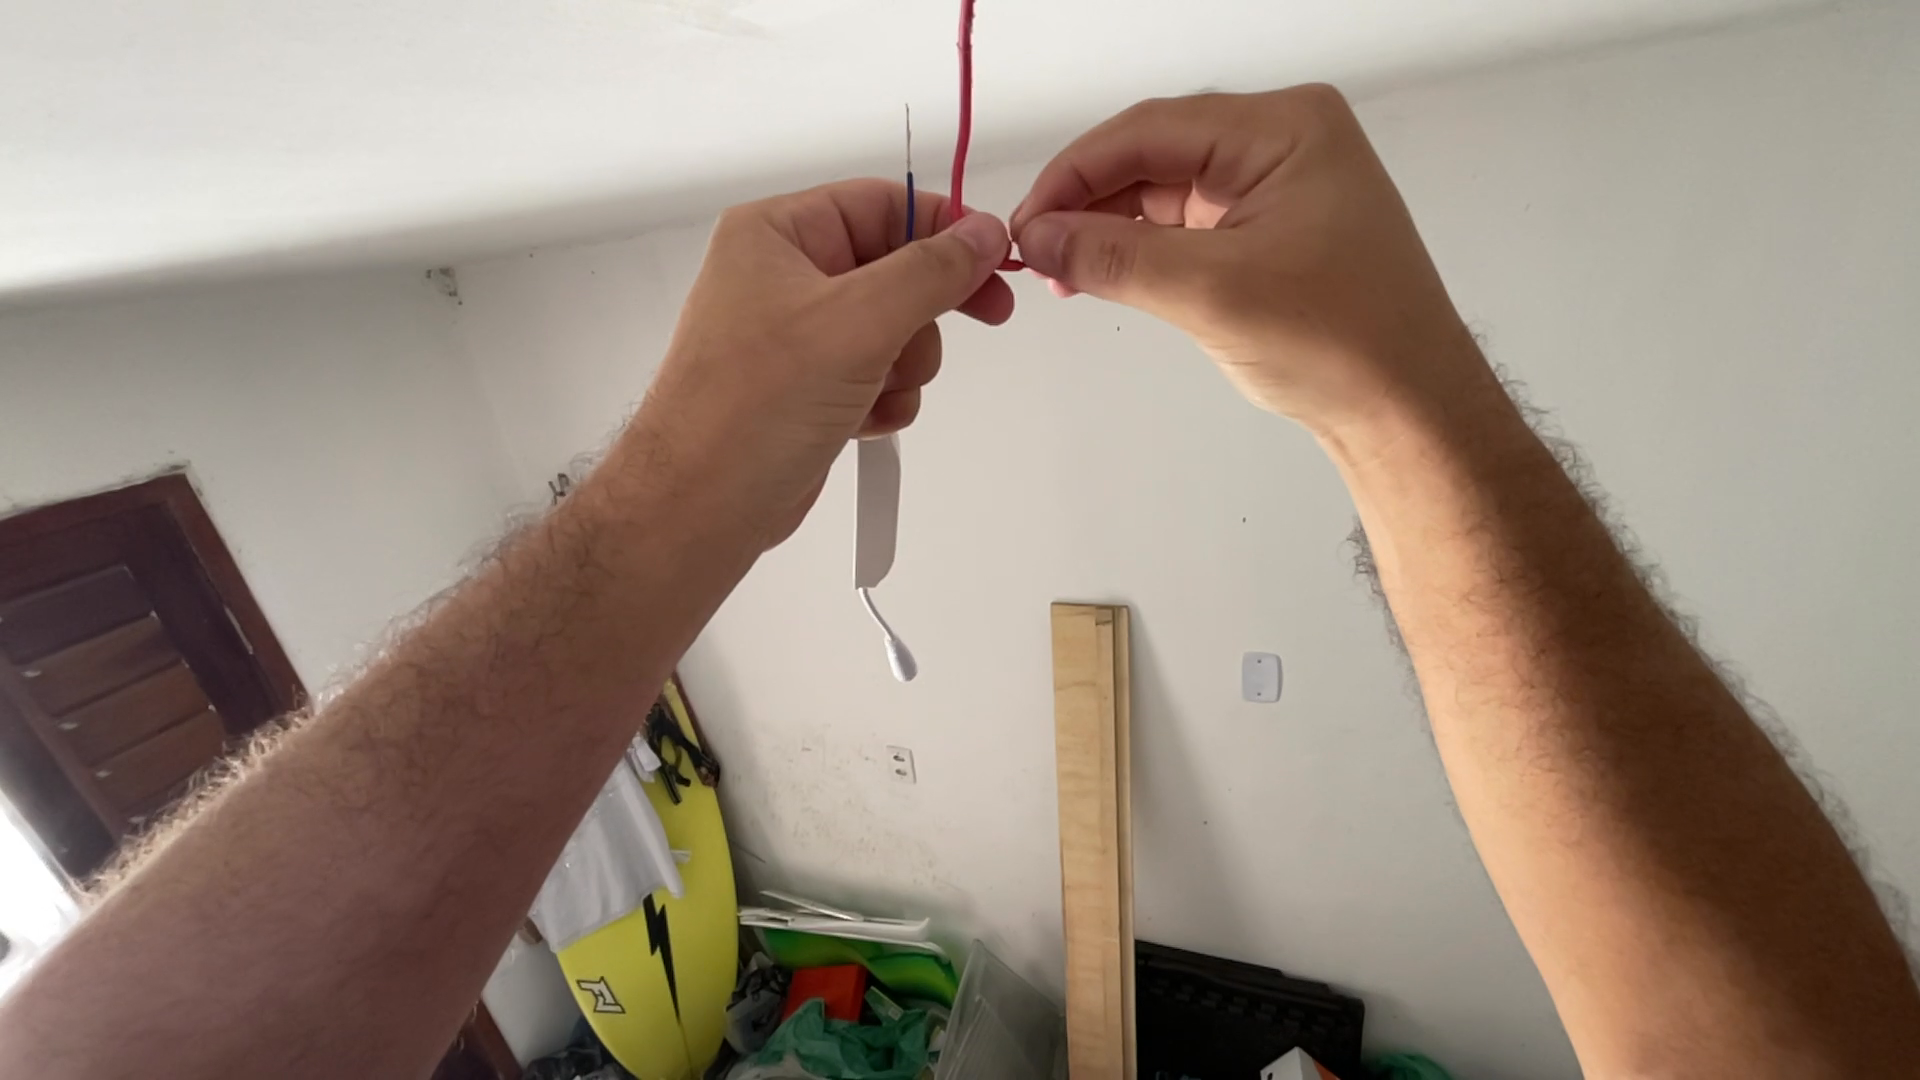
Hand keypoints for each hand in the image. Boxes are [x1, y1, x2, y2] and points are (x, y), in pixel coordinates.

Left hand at [627, 180, 1014, 547]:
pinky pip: (877, 376)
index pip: (884, 206)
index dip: (946, 229)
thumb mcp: (857, 322)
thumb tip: (986, 233)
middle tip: (985, 318)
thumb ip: (930, 272)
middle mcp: (787, 279)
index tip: (999, 261)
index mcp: (779, 235)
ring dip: (905, 367)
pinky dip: (885, 399)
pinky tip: (866, 422)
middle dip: (923, 314)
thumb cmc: (761, 403)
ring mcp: (799, 339)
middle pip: (896, 271)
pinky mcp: (811, 390)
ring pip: (895, 332)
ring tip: (876, 394)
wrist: (703, 506)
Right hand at [1011, 86, 1489, 437]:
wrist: (1400, 403)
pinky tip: (1100, 274)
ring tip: (1059, 272)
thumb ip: (1116, 258)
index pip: (1149, 130)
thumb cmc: (1330, 340)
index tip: (1023, 224)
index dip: (1075, 173)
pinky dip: (1134, 252)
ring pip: (1159, 194)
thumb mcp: (1212, 292)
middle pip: (1152, 156)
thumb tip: (1034, 237)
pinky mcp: (1256, 236)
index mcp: (1280, 130)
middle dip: (1087, 202)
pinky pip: (1177, 229)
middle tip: (1033, 253)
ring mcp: (1265, 191)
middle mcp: (1273, 145)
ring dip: (1105, 229)